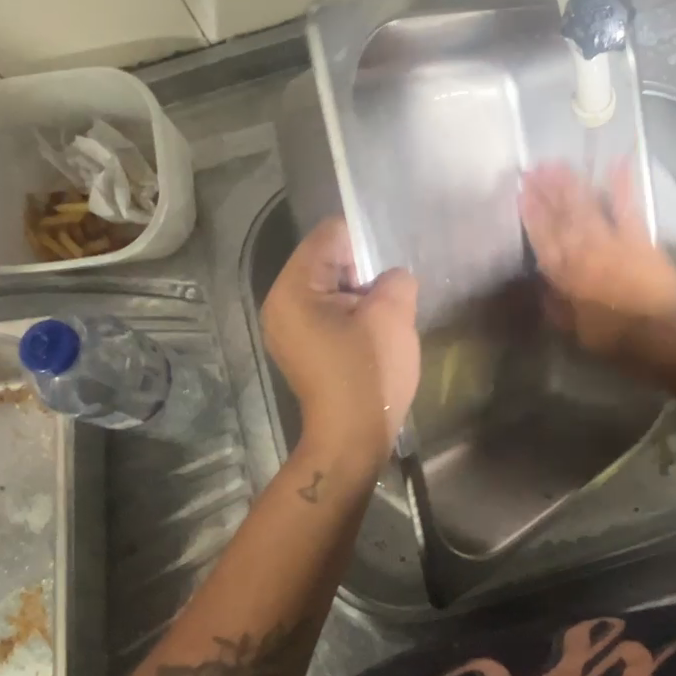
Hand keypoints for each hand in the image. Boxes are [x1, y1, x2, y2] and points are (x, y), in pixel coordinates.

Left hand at [263, 218, 419, 461]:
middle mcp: (280, 303)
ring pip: (329, 288)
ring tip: (385, 315)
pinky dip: (351, 315)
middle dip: (362, 270)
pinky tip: (372, 334)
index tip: (390, 262)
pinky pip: (326, 313)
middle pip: (325, 260)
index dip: (364, 240)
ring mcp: (287, 328)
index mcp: (293, 289)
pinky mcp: (300, 347)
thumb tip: (391, 279)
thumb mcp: (392, 316)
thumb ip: (395, 279)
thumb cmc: (368, 374)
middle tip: (391, 293)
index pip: (328, 236)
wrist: (351, 439)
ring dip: (360, 295)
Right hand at [520, 162, 675, 356]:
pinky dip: (622, 182)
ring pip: (586, 204)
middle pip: (561, 214)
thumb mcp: (572, 327)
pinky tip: (618, 160)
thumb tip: (542, 283)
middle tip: (534, 168)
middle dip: (546, 190)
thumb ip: (555, 303)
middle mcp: (582, 248)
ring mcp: (611, 238)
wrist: (658, 333)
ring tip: (557, 163)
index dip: (531, 212)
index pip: (541, 236)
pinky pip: (627, 205)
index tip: (522, 192)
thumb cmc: (612, 336)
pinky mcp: (638, 236)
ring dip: (570, 182)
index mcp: (563, 272)